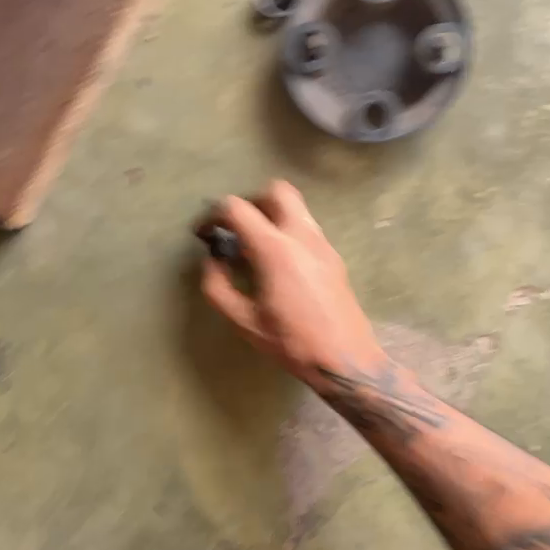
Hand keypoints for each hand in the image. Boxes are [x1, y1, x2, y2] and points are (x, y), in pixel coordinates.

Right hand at [199, 180, 386, 383]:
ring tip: (257, 247)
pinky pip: (307, 227)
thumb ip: (217, 286)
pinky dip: (288, 231)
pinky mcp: (334, 256)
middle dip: (251, 201)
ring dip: (272, 214)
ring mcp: (323, 243)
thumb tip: (212, 261)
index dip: (213, 214)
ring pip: (296, 207)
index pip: (238, 208)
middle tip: (237, 228)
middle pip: (276, 191)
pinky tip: (280, 264)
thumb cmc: (291, 342)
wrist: (345, 359)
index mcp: (275, 249)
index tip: (204, 232)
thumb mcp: (243, 321)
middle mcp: (302, 235)